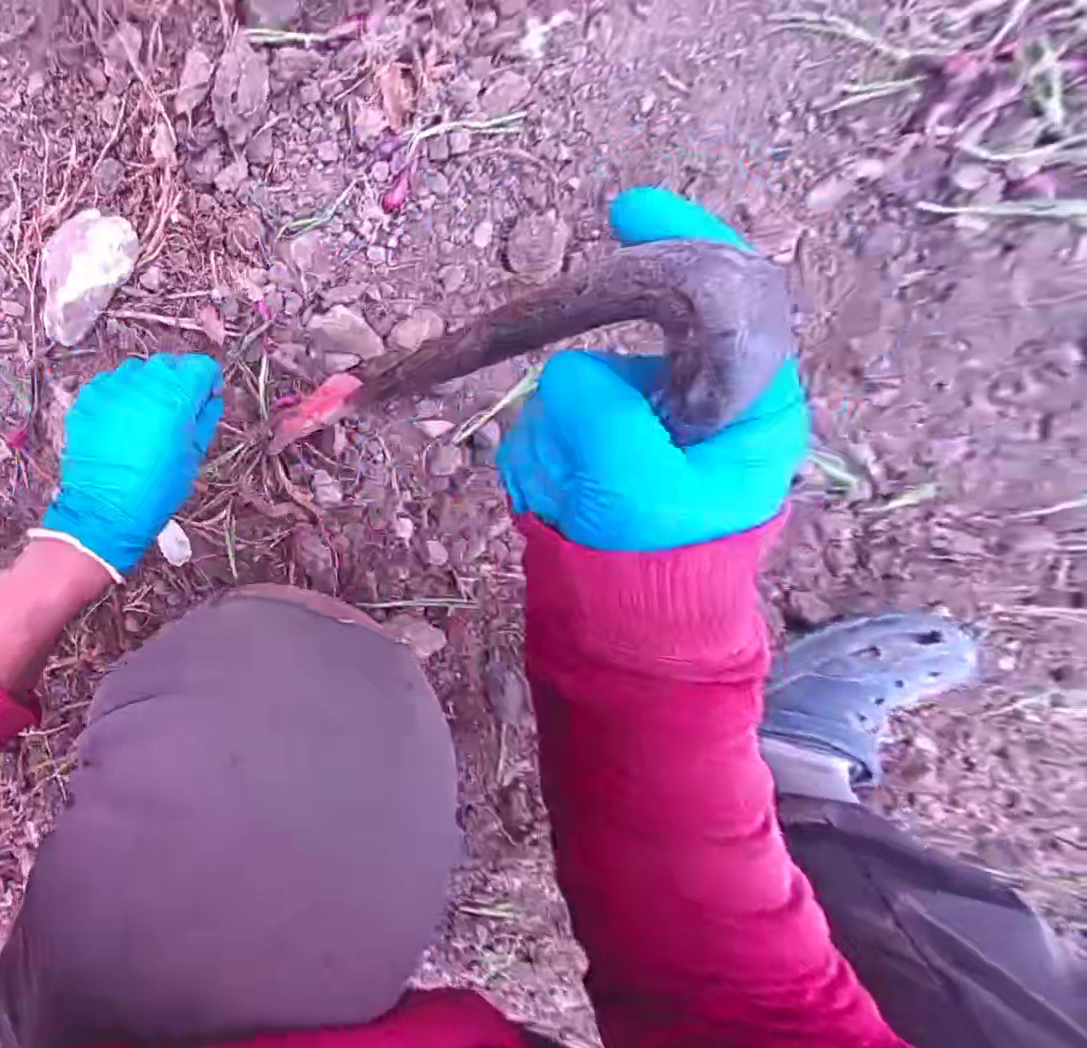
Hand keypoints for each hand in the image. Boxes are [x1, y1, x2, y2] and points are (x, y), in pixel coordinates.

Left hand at [36, 353, 223, 576]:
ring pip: (136, 374)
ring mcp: (111, 389)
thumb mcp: (192, 458)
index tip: (204, 399)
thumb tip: (208, 399)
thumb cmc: (153, 492)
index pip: (201, 367)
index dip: (206, 384)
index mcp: (176, 396)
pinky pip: (109, 388)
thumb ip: (203, 420)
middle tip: (173, 415)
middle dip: (175, 385)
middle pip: (168, 366)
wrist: (104, 513)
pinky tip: (118, 428)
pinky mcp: (87, 400)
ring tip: (143, 422)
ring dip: (145, 390)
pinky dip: (117, 401)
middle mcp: (143, 383)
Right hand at [496, 189, 809, 551]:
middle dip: (579, 402)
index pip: (727, 301)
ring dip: (549, 442)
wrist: (616, 609)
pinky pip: (540, 423)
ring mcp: (628, 423)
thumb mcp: (636, 488)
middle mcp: (686, 402)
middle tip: (572, 450)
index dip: (682, 246)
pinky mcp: (586, 443)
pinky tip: (550, 489)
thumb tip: (565, 365)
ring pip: (563, 393)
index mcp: (744, 402)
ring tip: (565, 492)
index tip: (626, 209)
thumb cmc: (650, 555)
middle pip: (617, 351)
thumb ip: (606, 417)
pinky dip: (533, 455)